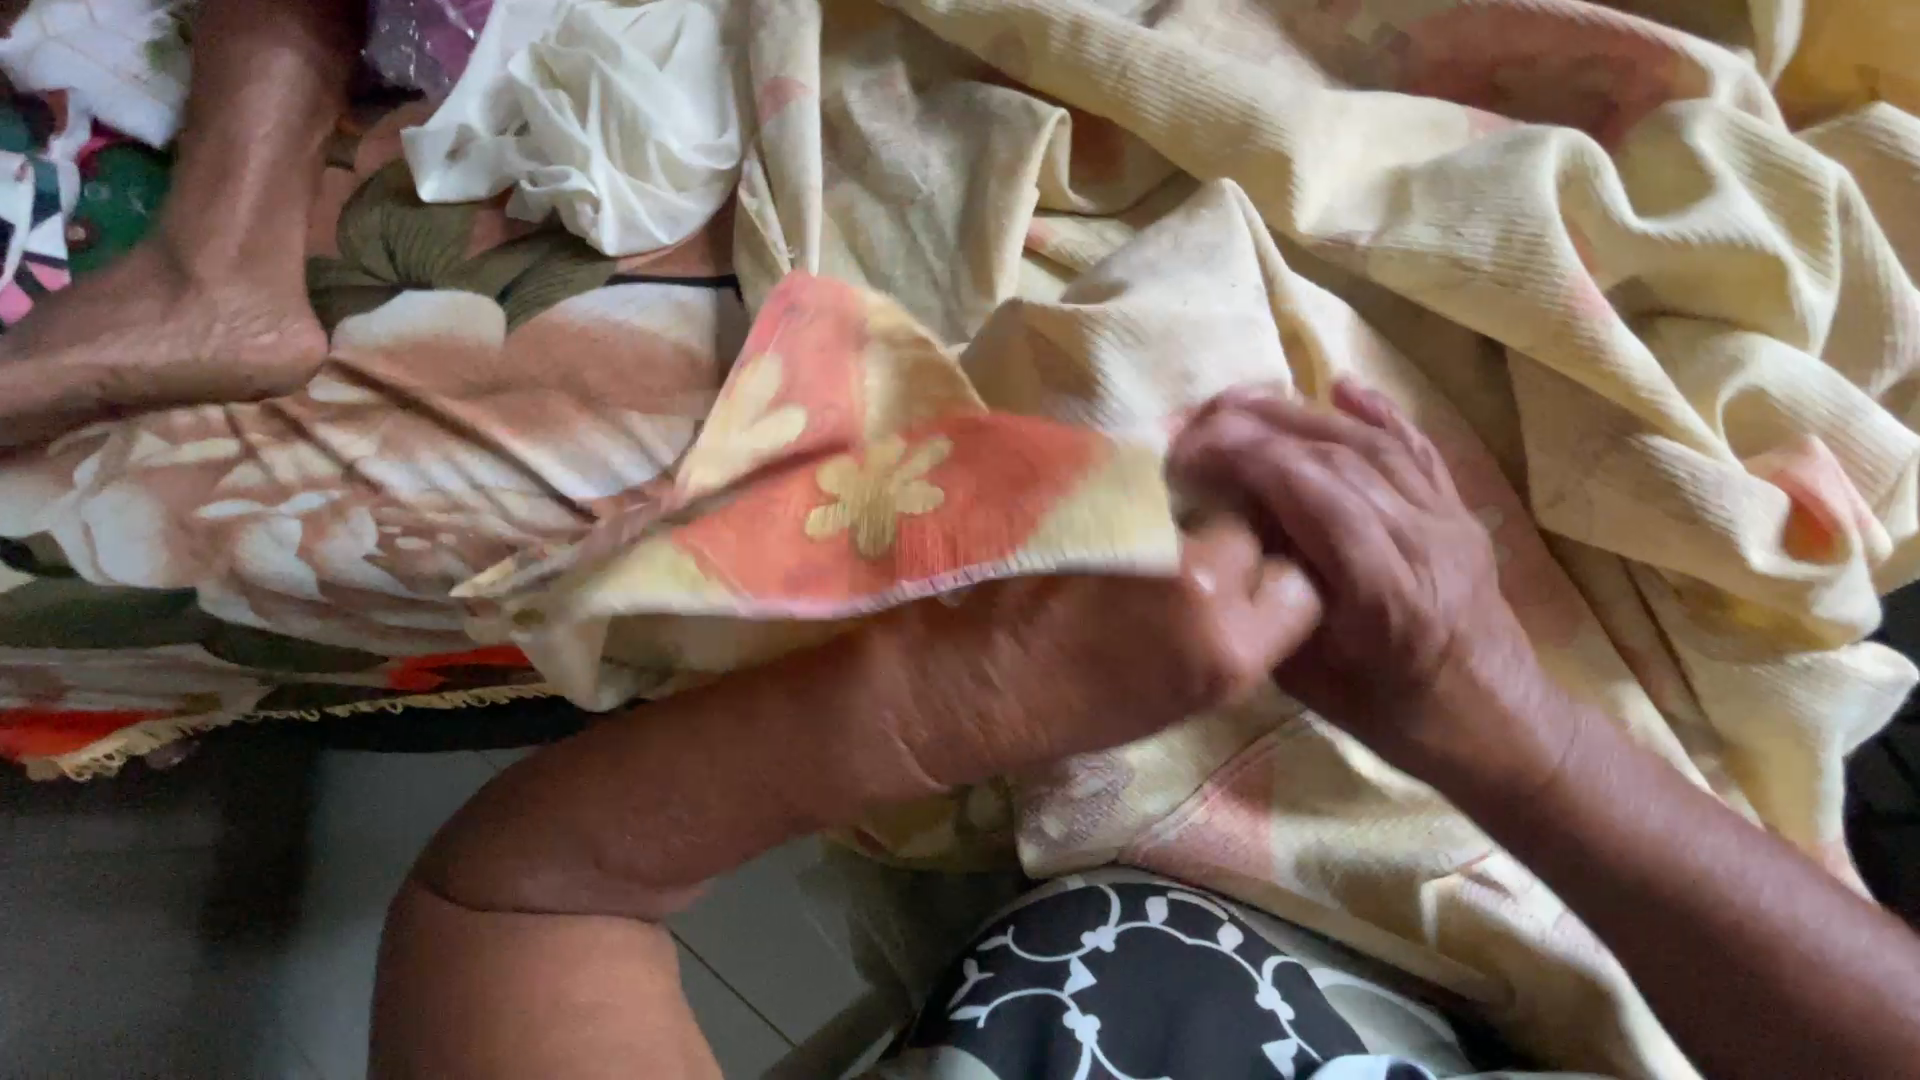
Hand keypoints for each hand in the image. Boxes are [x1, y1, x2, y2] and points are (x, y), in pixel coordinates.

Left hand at [883, 516, 1322, 789]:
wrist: (985, 683)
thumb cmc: (1078, 710)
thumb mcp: (1183, 699)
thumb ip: (1230, 642)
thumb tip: (1252, 591)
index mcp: (1231, 655)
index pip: (1301, 586)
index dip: (1275, 579)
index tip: (1250, 580)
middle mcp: (1205, 590)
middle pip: (1253, 530)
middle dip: (1232, 536)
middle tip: (1192, 548)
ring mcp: (1151, 542)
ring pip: (1199, 500)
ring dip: (1183, 512)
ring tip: (1147, 532)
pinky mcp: (1104, 506)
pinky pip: (1145, 486)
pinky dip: (1139, 496)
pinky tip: (1116, 518)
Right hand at [1168, 381, 1555, 782]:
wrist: (1493, 724)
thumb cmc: (1390, 712)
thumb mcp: (1306, 673)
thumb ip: (1267, 597)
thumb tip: (1226, 531)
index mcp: (1383, 586)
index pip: (1307, 490)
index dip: (1243, 457)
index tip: (1189, 449)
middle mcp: (1421, 538)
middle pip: (1335, 456)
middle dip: (1259, 426)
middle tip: (1201, 417)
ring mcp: (1447, 519)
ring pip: (1369, 444)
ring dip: (1300, 414)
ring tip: (1243, 402)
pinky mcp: (1458, 512)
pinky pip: (1416, 448)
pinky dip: (1376, 413)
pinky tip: (1340, 388)